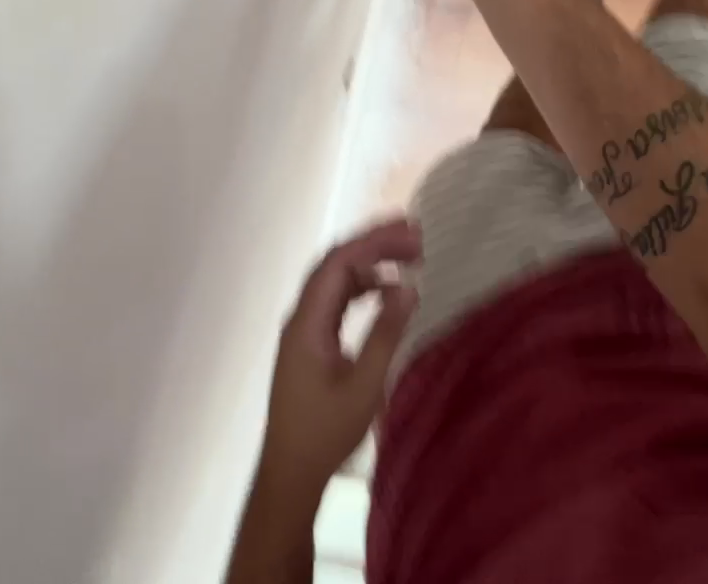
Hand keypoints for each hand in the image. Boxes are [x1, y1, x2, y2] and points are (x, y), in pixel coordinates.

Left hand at [261, 218, 422, 484]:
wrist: (290, 474)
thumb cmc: (325, 432)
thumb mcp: (364, 385)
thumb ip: (386, 333)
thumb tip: (409, 287)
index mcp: (306, 323)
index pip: (338, 264)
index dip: (374, 242)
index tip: (411, 233)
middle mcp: (301, 318)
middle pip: (335, 264)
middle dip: (374, 244)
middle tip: (416, 236)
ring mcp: (305, 330)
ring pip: (336, 281)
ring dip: (371, 264)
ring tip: (410, 258)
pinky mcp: (312, 344)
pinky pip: (338, 301)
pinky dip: (365, 288)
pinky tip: (389, 293)